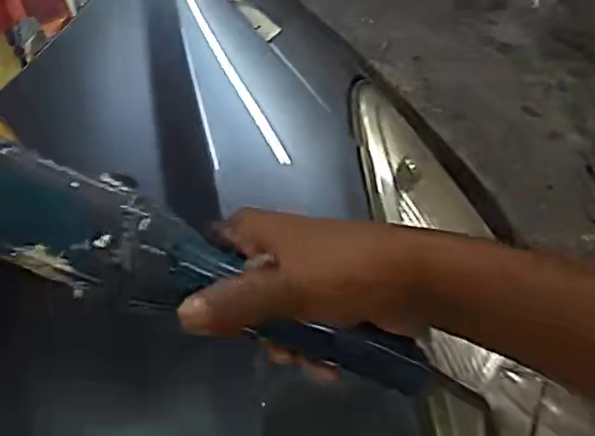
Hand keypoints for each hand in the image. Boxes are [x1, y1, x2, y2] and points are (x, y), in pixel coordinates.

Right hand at [178, 209, 427, 337]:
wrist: (411, 280)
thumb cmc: (343, 271)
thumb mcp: (284, 288)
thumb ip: (235, 302)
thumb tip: (182, 314)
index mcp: (253, 229)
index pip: (209, 250)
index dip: (204, 282)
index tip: (213, 316)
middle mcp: (270, 246)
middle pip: (240, 293)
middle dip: (258, 329)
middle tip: (278, 345)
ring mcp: (298, 272)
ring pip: (273, 317)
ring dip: (291, 345)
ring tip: (314, 360)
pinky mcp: (323, 295)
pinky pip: (302, 326)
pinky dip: (313, 347)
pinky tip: (331, 364)